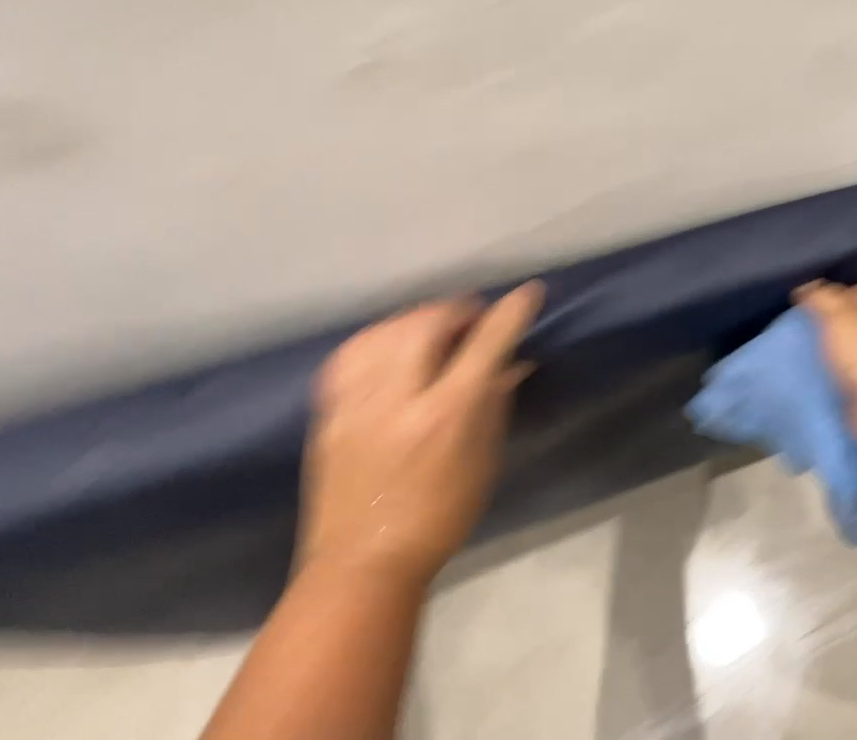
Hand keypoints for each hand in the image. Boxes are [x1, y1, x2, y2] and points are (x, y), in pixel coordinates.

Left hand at [299, 281, 545, 585]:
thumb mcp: (485, 459)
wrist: (363, 563)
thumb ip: (495, 403)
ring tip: (433, 327)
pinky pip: (349, 356)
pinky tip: (389, 345)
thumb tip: (511, 363)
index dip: (512, 311)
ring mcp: (357, 405)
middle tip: (474, 317)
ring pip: (384, 332)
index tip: (529, 293)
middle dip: (457, 309)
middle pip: (427, 324)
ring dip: (416, 318)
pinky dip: (375, 339)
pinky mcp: (328, 415)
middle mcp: (400, 400)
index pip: (487, 343)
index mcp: (449, 414)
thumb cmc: (442, 514)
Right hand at [794, 280, 856, 438]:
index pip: (848, 289)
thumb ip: (819, 296)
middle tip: (790, 330)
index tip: (798, 306)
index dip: (824, 296)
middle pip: (843, 319)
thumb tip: (805, 287)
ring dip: (820, 351)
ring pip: (840, 346)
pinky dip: (826, 373)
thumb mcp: (837, 312)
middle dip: (820, 325)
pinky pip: (840, 371)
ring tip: (789, 352)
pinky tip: (803, 373)